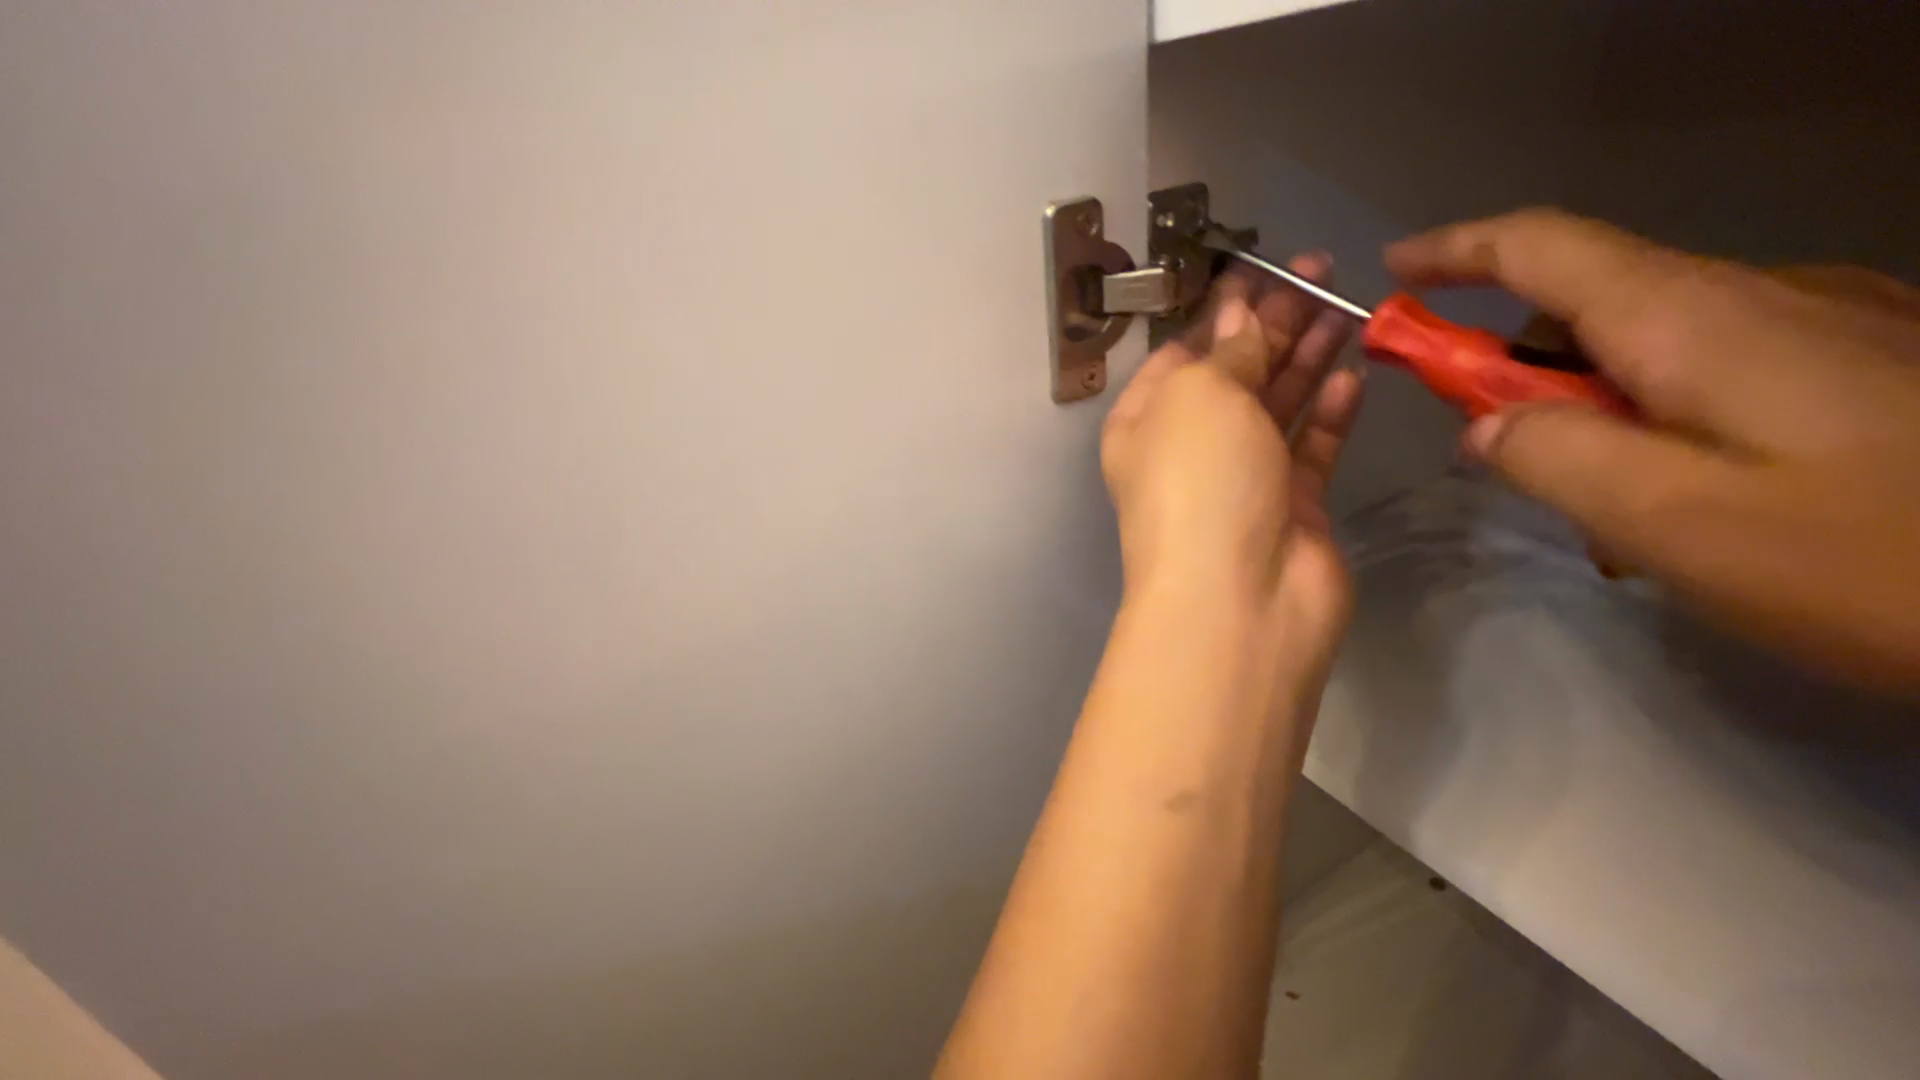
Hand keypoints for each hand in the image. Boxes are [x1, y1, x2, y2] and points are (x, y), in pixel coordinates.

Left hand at [1101, 258, 1365, 668]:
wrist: (1239, 600)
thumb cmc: (1200, 481)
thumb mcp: (1200, 396)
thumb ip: (1228, 351)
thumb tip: (1238, 310)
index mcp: (1145, 422)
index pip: (1181, 353)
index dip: (1221, 311)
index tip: (1264, 269)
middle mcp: (1190, 448)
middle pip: (1236, 373)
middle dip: (1275, 322)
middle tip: (1324, 272)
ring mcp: (1244, 479)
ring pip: (1279, 405)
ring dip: (1309, 357)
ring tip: (1348, 306)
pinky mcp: (1295, 507)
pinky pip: (1313, 448)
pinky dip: (1331, 412)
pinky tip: (1355, 374)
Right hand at [1387, 208, 1919, 690]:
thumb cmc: (1876, 559)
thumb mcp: (1676, 522)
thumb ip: (1555, 460)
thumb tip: (1489, 427)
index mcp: (1692, 319)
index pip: (1542, 247)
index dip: (1455, 255)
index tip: (1394, 278)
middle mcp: (1757, 295)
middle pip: (1589, 297)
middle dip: (1514, 360)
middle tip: (1490, 445)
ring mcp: (1828, 319)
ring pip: (1655, 338)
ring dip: (1593, 401)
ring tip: (1606, 504)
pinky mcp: (1874, 356)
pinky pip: (1723, 361)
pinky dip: (1664, 410)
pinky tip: (1694, 492)